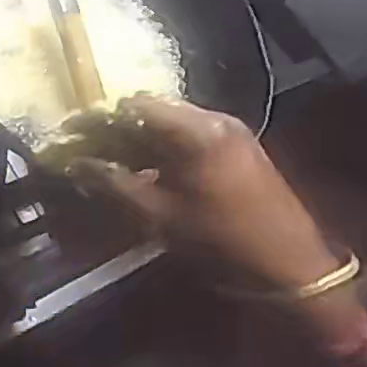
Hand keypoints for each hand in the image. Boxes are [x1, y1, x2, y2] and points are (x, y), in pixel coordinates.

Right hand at [69, 96, 338, 289]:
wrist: (289, 261)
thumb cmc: (219, 239)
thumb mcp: (158, 215)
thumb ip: (114, 183)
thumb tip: (76, 164)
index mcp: (194, 130)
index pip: (134, 105)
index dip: (101, 117)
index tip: (77, 134)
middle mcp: (213, 117)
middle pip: (152, 108)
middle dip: (119, 126)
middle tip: (93, 148)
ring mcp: (230, 128)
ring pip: (170, 119)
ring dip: (141, 135)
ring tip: (117, 160)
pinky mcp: (238, 142)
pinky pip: (189, 131)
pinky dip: (164, 143)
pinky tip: (150, 167)